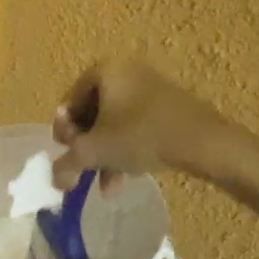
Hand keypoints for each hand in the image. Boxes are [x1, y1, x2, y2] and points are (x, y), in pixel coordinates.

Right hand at [52, 59, 243, 189]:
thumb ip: (66, 164)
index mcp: (103, 71)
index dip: (63, 134)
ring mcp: (150, 87)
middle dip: (86, 149)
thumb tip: (55, 179)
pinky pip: (135, 126)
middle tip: (84, 174)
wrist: (203, 141)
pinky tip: (127, 177)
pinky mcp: (168, 105)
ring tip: (107, 187)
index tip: (69, 158)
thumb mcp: (93, 152)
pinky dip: (126, 150)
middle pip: (91, 115)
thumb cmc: (139, 136)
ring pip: (114, 125)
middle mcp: (125, 71)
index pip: (68, 104)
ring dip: (105, 156)